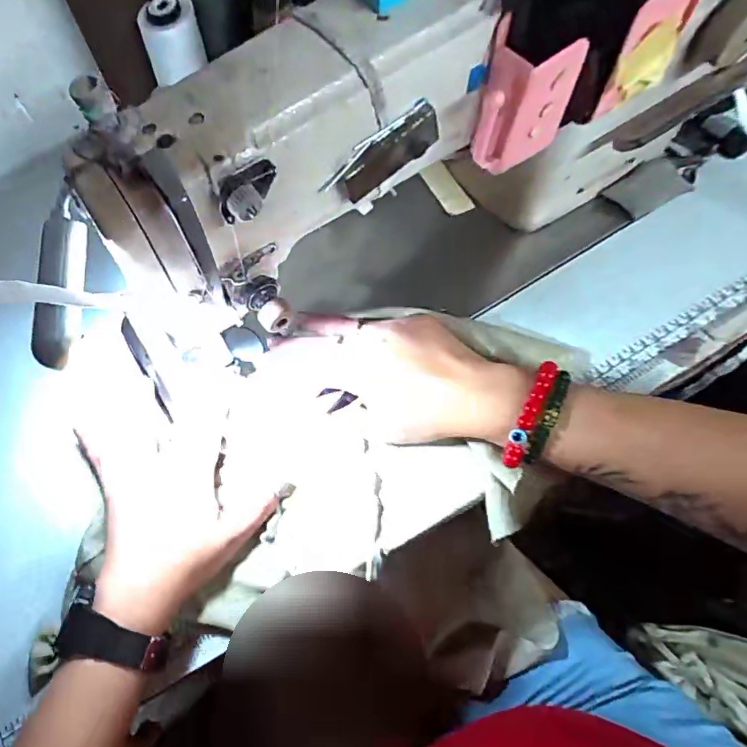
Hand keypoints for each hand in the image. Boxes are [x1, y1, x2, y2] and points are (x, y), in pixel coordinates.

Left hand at [69, 330, 283, 635]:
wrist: (137, 593)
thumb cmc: (186, 564)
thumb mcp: (229, 540)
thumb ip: (255, 507)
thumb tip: (283, 479)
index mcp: (189, 476)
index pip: (205, 426)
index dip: (216, 396)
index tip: (225, 370)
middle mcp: (158, 465)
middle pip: (167, 415)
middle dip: (175, 381)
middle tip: (173, 348)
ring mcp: (132, 473)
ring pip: (127, 424)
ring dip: (120, 391)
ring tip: (109, 355)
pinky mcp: (115, 484)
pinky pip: (100, 449)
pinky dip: (89, 429)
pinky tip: (76, 411)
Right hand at [255, 315, 528, 444]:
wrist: (478, 392)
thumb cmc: (426, 417)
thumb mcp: (380, 426)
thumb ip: (346, 414)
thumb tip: (326, 406)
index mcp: (356, 366)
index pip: (311, 361)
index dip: (287, 360)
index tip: (267, 357)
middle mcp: (369, 338)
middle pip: (327, 336)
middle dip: (303, 336)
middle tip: (280, 334)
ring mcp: (394, 325)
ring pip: (356, 328)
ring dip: (336, 333)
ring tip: (314, 328)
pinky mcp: (416, 320)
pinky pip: (384, 326)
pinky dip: (371, 336)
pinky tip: (369, 343)